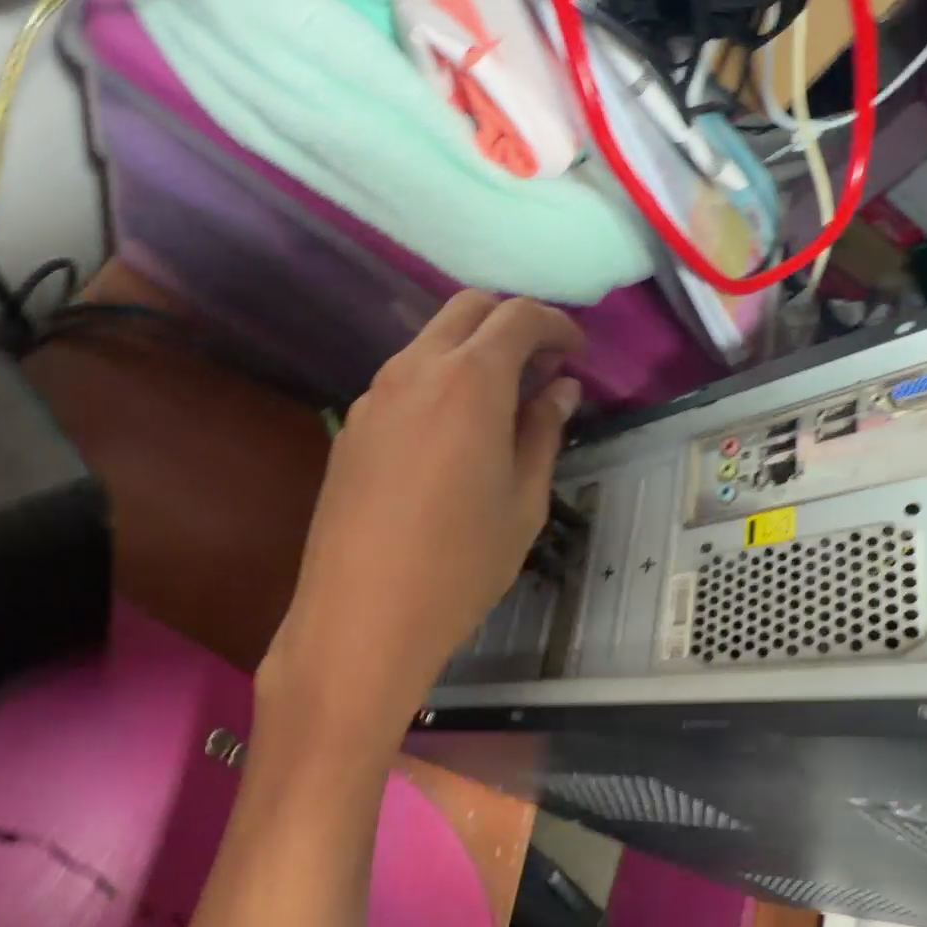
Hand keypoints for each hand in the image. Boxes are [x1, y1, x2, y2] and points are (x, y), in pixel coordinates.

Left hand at [257, 292, 585, 755]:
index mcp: (469, 380)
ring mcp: (373, 396)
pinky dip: (436, 382)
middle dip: (511, 322)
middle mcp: (414, 370)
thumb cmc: (460, 565)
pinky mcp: (351, 428)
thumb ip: (542, 432)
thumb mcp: (522, 502)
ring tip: (499, 402)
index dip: (557, 326)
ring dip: (470, 351)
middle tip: (541, 367)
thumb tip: (560, 389)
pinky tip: (450, 433)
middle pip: (467, 310)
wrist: (360, 617)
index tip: (576, 354)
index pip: (519, 317)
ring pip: (428, 343)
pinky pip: (401, 381)